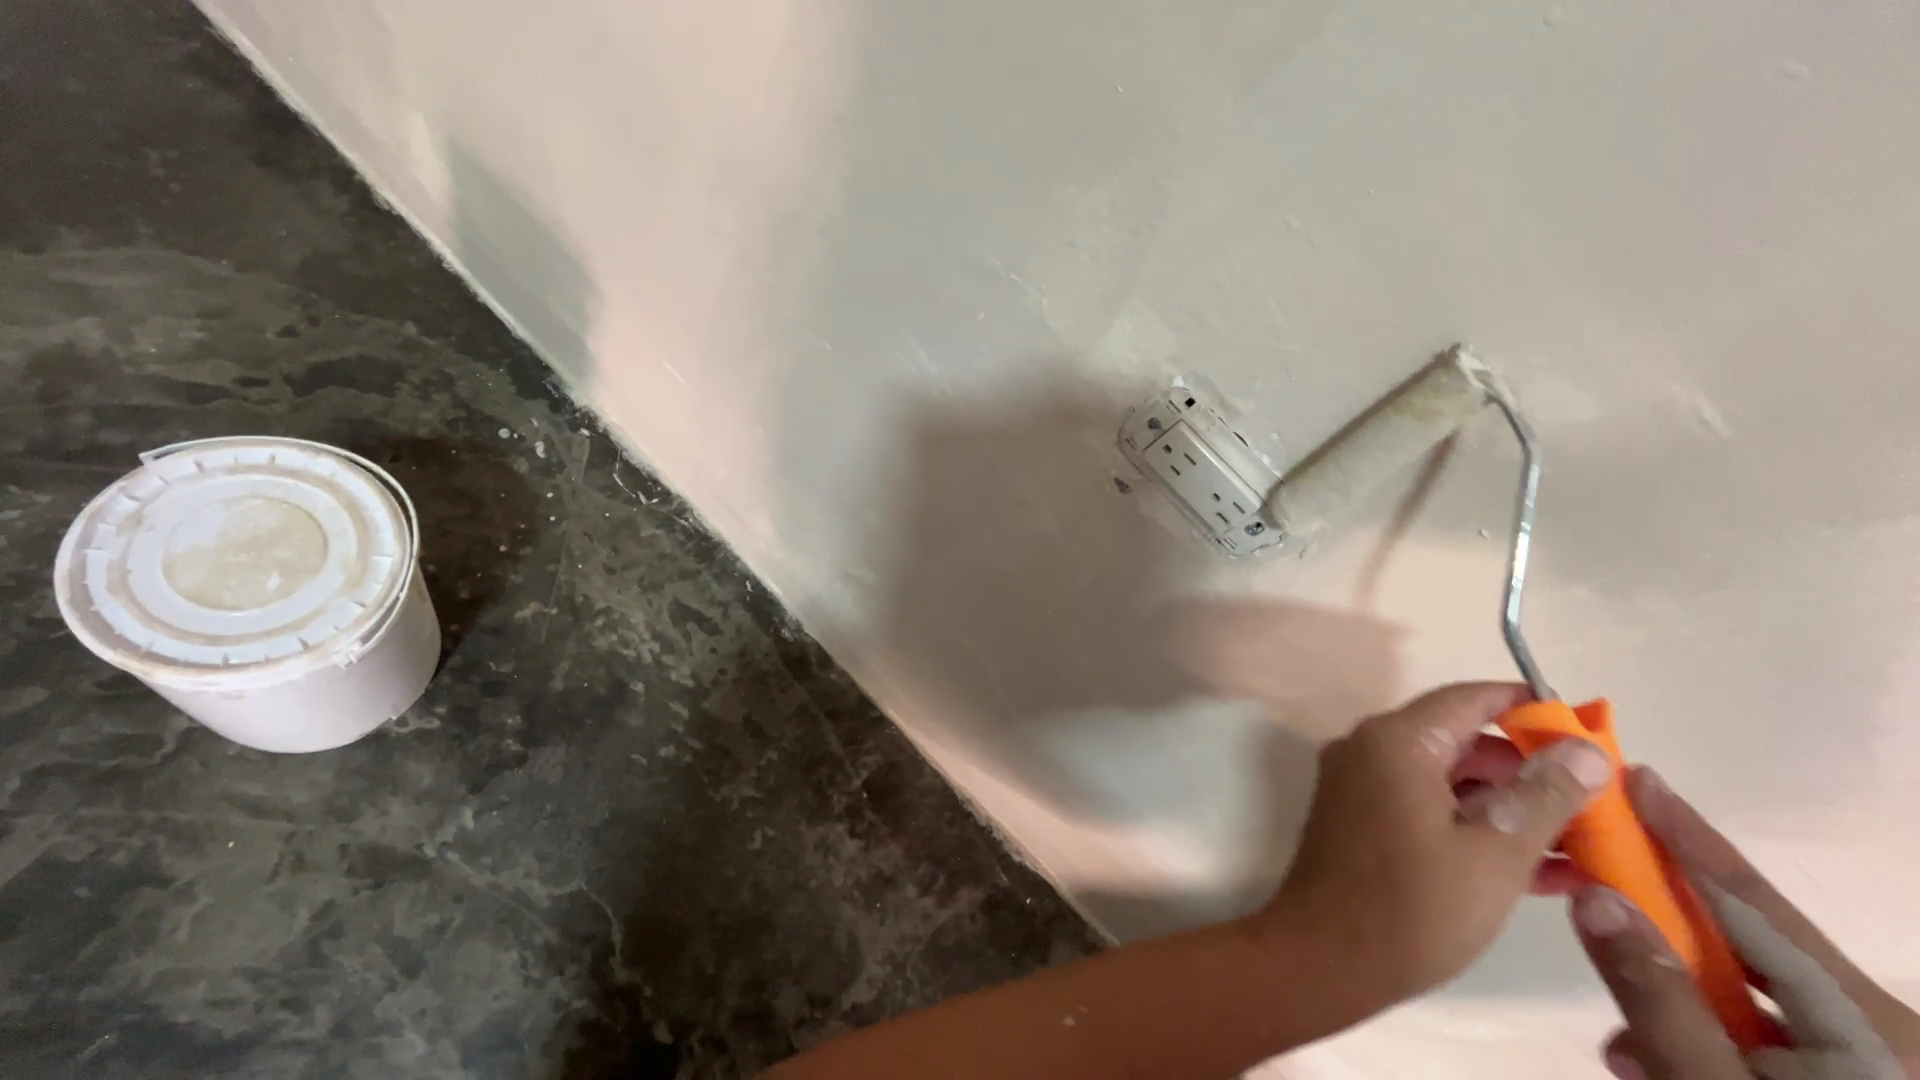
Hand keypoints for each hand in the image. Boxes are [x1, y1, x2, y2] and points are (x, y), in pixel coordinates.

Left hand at [1260, 682, 1612, 1016]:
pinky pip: (1428, 808)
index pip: (1469, 699)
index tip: (1585, 728)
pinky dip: (1477, 827)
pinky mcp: (1362, 821)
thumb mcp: (1496, 851)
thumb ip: (1545, 793)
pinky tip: (1545, 870)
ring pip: (1449, 778)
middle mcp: (1369, 749)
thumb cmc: (1414, 904)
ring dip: (1511, 805)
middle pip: (1461, 738)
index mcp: (1395, 740)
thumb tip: (1585, 747)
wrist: (1324, 960)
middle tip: (1595, 797)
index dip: (1529, 708)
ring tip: (1586, 840)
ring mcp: (1360, 785)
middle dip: (1529, 767)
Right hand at [1572, 767, 1919, 1079]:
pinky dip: (1708, 1046)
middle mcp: (1878, 1030)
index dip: (1685, 834)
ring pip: (1750, 1004)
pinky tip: (1658, 1069)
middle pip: (1747, 948)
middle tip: (1595, 910)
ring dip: (1676, 1007)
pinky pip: (1764, 1044)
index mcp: (1863, 1020)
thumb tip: (1595, 897)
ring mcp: (1875, 1064)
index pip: (1750, 898)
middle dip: (1660, 933)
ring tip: (1625, 1050)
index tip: (1636, 776)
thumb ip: (1655, 996)